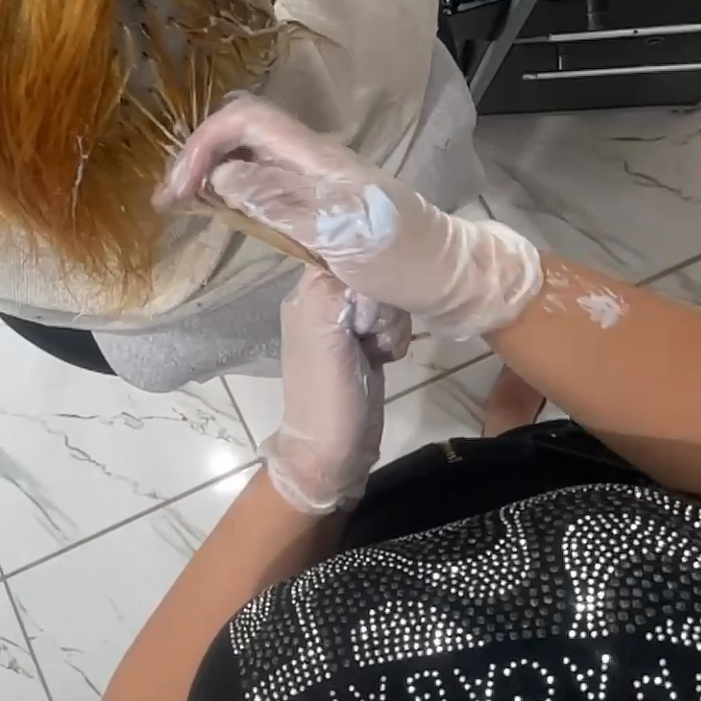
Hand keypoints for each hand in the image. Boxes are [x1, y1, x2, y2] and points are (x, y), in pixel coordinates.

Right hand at [157, 96, 543, 338]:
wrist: (448, 277)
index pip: (246, 121)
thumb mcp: (342, 233)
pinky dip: (232, 191)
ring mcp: (315, 180)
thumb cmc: (402, 258)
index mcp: (317, 158)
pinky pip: (264, 183)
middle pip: (242, 133)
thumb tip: (222, 176)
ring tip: (182, 204)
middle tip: (170, 200)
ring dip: (211, 173)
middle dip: (198, 157)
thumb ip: (282, 201)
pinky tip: (221, 212)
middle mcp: (312, 160)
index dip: (204, 146)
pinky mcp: (317, 202)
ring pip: (249, 156)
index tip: (180, 191)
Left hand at [264, 270, 400, 513]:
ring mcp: (346, 322)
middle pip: (373, 273)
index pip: (344, 251)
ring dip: (391, 324)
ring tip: (375, 351)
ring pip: (389, 297)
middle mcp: (324, 301)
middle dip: (382, 303)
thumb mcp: (322, 331)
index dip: (366, 269)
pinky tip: (384, 358)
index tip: (368, 298)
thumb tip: (362, 261)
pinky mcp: (366, 341)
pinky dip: (394, 338)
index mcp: (306, 293)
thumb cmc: (325, 392)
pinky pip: (394, 320)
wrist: (336, 449)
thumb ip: (334, 287)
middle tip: (368, 333)